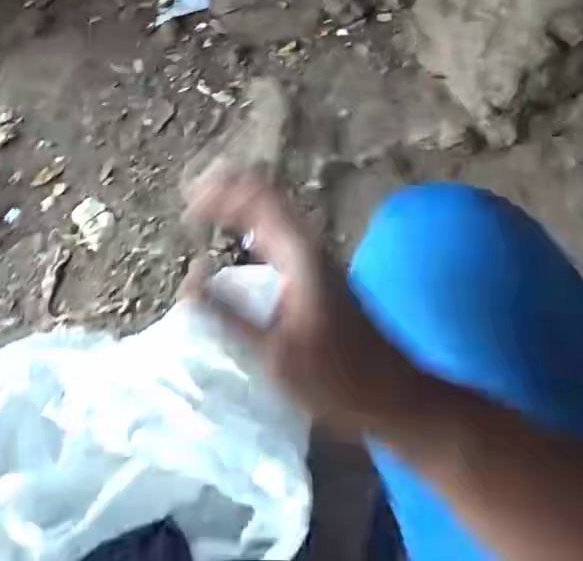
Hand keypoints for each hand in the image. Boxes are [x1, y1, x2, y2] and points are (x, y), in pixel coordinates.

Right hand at [183, 164, 427, 436]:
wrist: (394, 395)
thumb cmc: (336, 379)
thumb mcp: (275, 354)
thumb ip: (228, 314)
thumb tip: (190, 276)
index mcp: (298, 255)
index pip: (257, 200)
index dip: (221, 194)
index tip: (188, 205)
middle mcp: (307, 244)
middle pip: (264, 194)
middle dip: (227, 187)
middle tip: (192, 195)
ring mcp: (314, 254)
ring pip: (272, 208)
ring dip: (239, 200)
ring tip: (206, 207)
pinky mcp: (315, 268)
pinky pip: (278, 227)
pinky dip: (252, 220)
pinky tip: (238, 234)